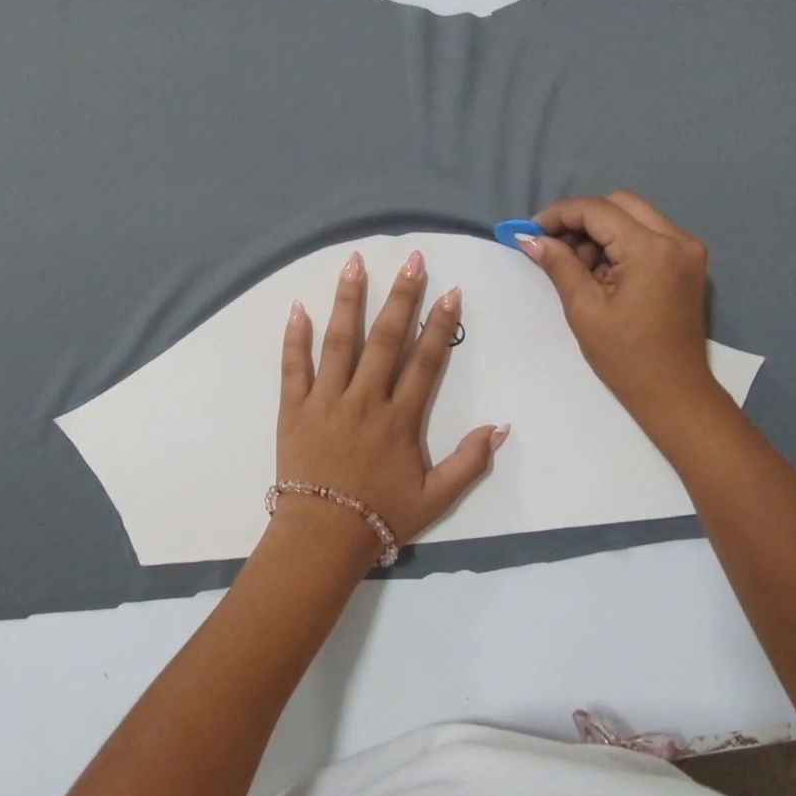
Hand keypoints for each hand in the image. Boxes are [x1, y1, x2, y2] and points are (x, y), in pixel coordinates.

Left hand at [277, 250, 507, 554]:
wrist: (323, 536)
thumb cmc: (380, 517)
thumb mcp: (436, 498)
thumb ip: (470, 462)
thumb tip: (502, 427)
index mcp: (401, 419)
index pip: (426, 361)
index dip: (440, 325)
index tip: (451, 292)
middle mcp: (365, 399)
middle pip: (386, 339)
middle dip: (401, 296)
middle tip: (412, 259)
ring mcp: (326, 400)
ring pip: (339, 341)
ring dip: (348, 300)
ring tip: (354, 262)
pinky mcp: (294, 409)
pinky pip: (293, 367)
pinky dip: (295, 337)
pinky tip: (299, 307)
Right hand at [517, 191, 716, 415]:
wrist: (673, 391)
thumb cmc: (625, 356)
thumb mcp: (584, 309)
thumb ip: (559, 266)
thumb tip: (529, 240)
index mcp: (651, 249)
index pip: (597, 210)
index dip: (558, 215)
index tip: (529, 232)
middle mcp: (676, 238)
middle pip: (619, 203)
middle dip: (580, 219)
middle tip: (551, 246)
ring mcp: (687, 249)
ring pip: (634, 216)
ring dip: (600, 231)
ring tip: (574, 265)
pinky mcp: (687, 262)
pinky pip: (648, 234)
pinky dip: (619, 243)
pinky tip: (600, 271)